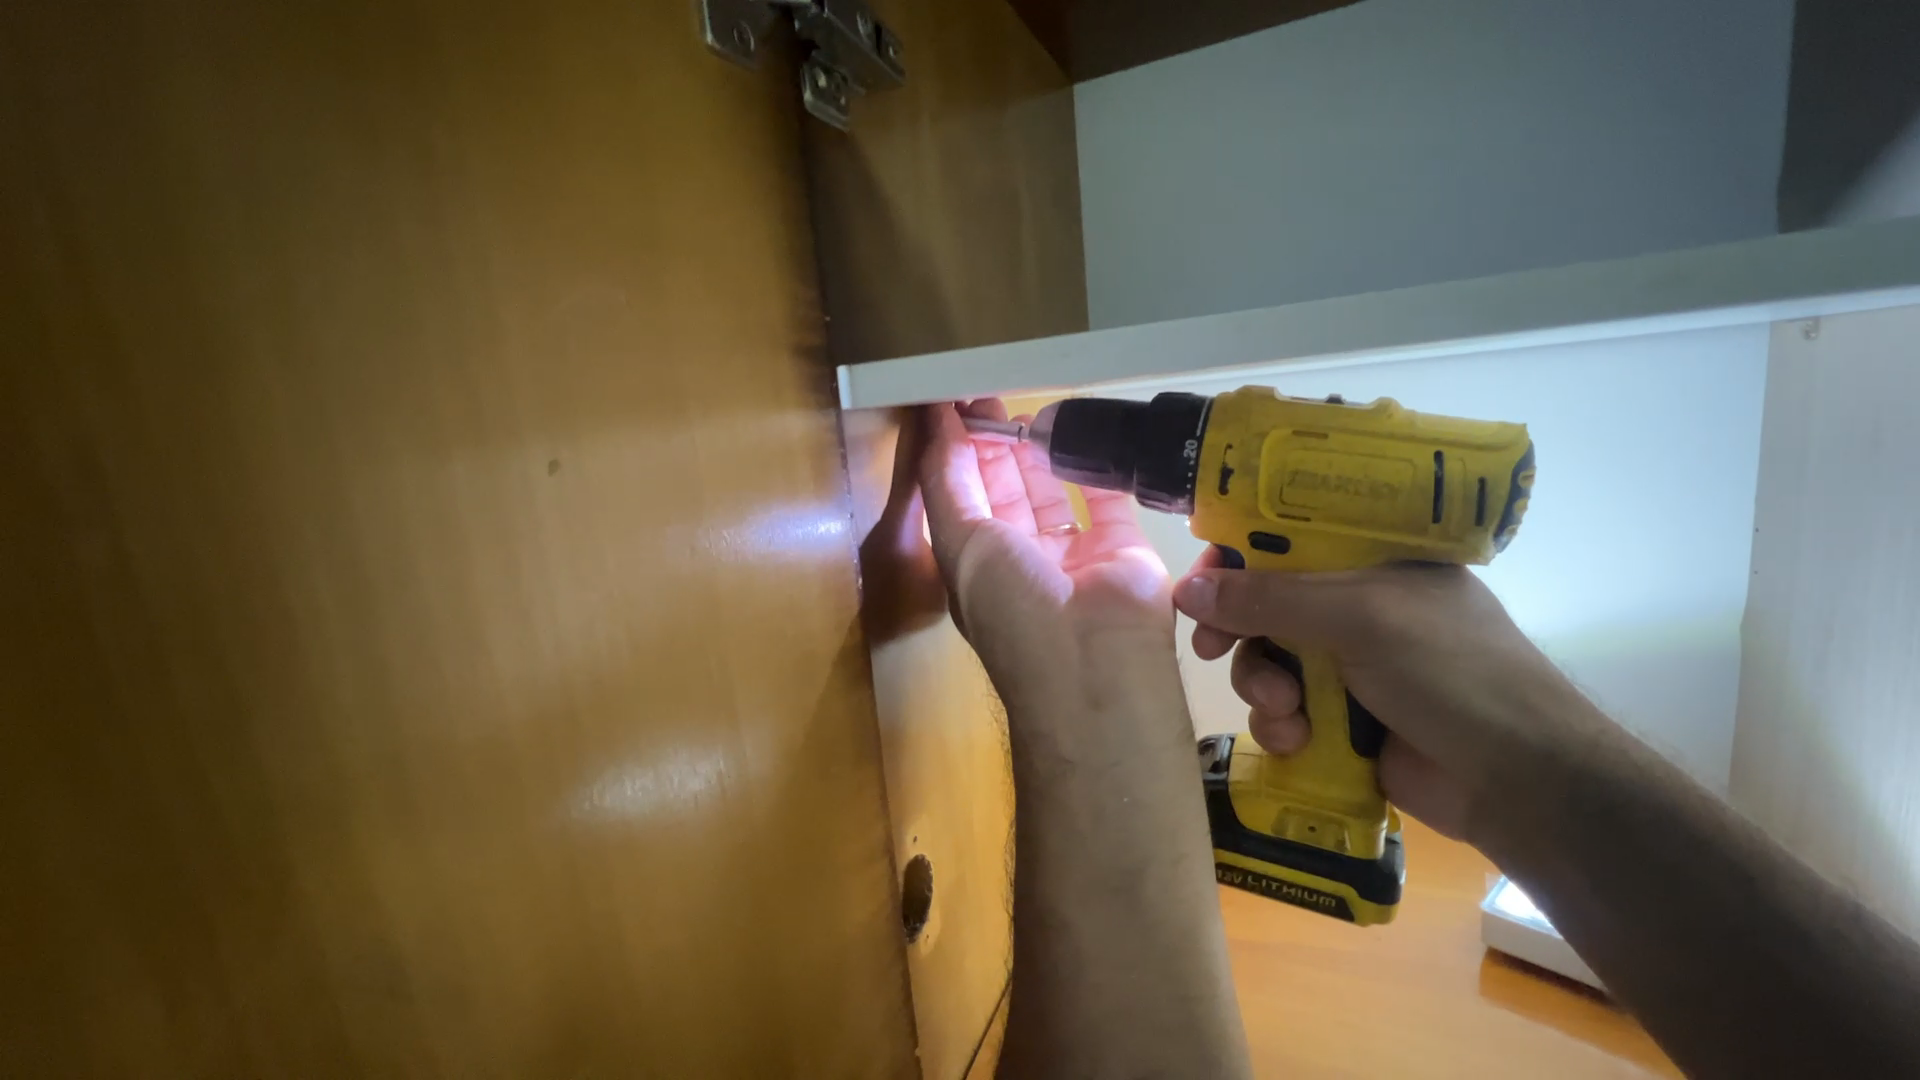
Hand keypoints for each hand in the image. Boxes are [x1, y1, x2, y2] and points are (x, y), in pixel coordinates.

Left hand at [918, 400, 1173, 692]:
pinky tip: (1080, 426)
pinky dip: (1094, 462)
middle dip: (994, 441)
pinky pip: (1106, 495)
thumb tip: (938, 421)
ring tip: (1031, 404)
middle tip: (992, 394)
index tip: (955, 402)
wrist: (1093, 667)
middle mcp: (1020, 558)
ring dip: (1039, 449)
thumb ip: (946, 479)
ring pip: (1051, 488)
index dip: (955, 449)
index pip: (960, 494)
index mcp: (974, 561)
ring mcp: (1072, 554)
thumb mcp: (959, 542)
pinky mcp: (1121, 548)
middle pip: (1005, 487)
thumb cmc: (1011, 606)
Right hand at [1173, 561, 1594, 844]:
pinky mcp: (1340, 717)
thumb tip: (1185, 589)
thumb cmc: (1451, 674)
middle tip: (1210, 649)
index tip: (1201, 581)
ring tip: (1285, 711)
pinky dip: (1280, 724)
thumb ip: (1269, 600)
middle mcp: (1357, 607)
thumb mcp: (1359, 618)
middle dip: (1238, 630)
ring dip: (1260, 685)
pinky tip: (1297, 740)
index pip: (1290, 541)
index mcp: (1375, 562)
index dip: (1240, 556)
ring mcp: (1348, 664)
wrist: (1520, 784)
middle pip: (1266, 603)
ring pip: (1267, 659)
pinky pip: (1282, 708)